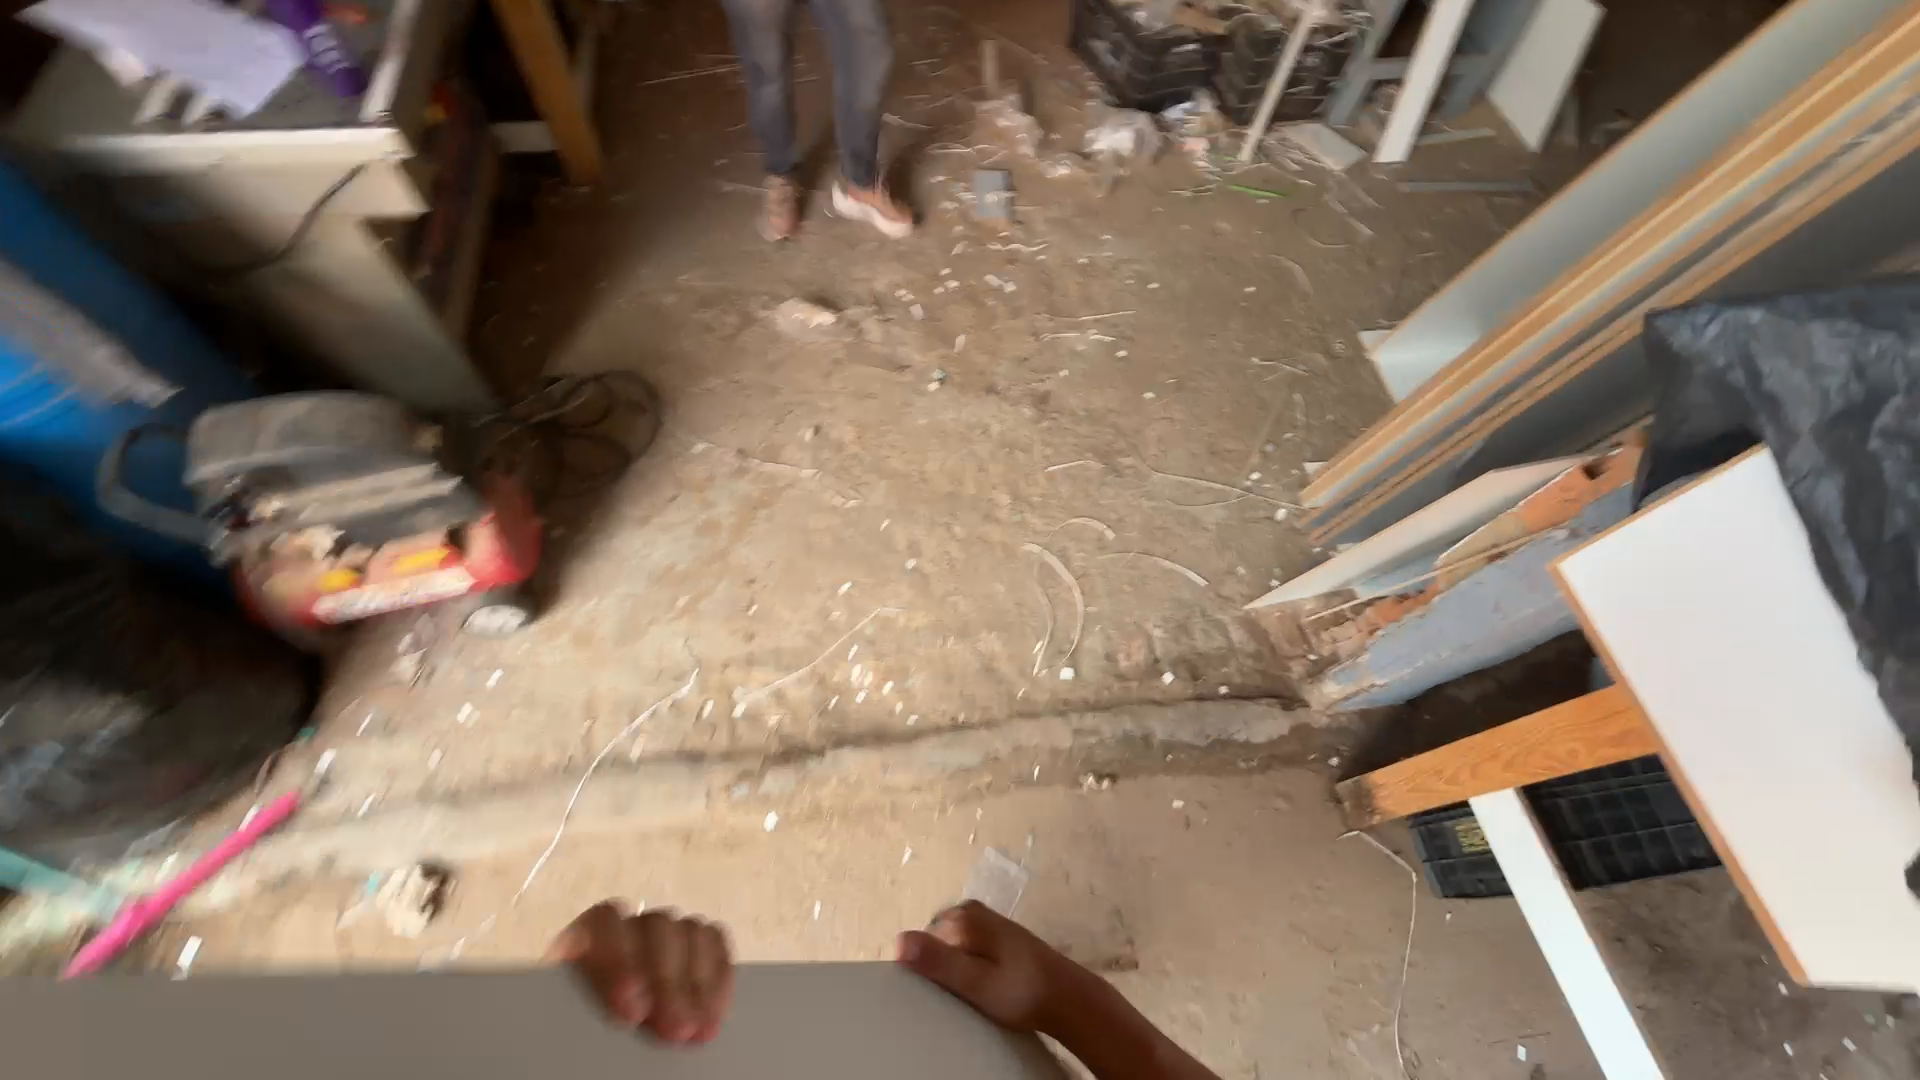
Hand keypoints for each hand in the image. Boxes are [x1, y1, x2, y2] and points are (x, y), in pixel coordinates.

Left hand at [546, 901, 733, 1042]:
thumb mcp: (566, 1032)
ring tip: (697, 1027)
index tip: (631, 1012)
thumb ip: (584, 1023)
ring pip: (689, 931)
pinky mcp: (693, 946)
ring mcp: (663, 933)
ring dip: (696, 981)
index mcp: (579, 941)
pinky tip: (714, 1011)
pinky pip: (714, 941)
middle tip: (676, 1028)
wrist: (582, 1055)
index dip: (621, 958)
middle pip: (655, 927)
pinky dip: (718, 975)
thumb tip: (610, 1027)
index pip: (603, 921)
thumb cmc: (569, 1043)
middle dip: (668, 981)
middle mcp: (624, 929)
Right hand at [894, 900, 1092, 1034]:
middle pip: (933, 941)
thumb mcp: (975, 983)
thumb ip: (938, 962)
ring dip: (952, 968)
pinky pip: (964, 946)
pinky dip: (965, 964)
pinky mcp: (995, 931)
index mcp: (962, 917)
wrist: (1066, 995)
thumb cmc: (1020, 992)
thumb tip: (898, 940)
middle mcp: (970, 909)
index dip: (923, 972)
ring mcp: (984, 918)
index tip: (939, 994)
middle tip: (957, 995)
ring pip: (949, 945)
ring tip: (970, 992)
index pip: (920, 944)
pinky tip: (980, 984)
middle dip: (937, 967)